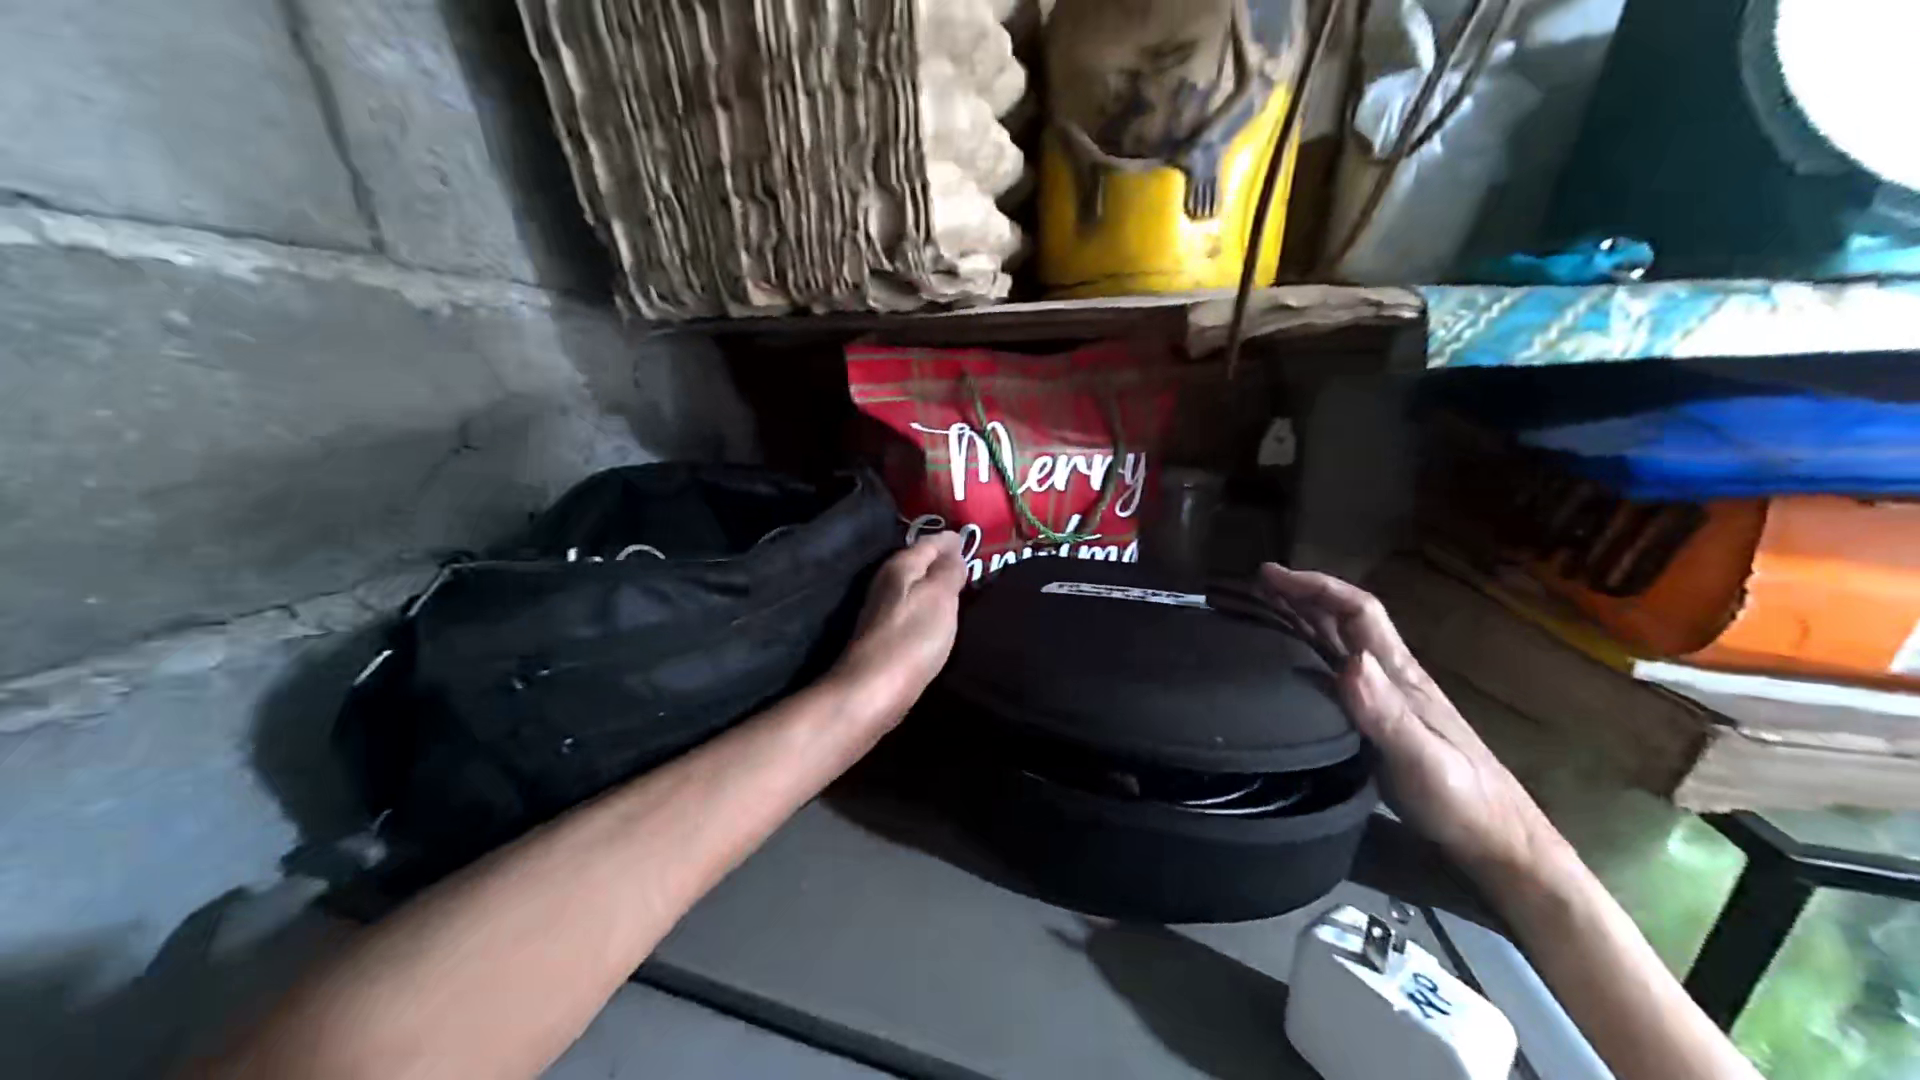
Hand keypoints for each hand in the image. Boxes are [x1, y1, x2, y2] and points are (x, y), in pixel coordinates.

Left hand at [830, 533, 966, 718]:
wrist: (871, 691)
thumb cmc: (911, 639)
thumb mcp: (939, 598)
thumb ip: (949, 571)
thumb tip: (954, 549)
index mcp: (901, 565)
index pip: (931, 541)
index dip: (953, 540)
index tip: (975, 539)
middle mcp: (888, 580)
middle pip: (921, 561)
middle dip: (945, 559)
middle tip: (975, 561)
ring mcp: (884, 608)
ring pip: (917, 585)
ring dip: (937, 583)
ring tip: (963, 586)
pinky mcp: (885, 632)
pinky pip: (914, 607)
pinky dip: (930, 604)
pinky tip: (942, 615)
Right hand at [1257, 563, 1561, 878]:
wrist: (1495, 844)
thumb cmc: (1463, 801)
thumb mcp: (1424, 761)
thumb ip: (1387, 714)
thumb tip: (1351, 662)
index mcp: (1398, 673)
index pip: (1356, 610)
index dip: (1315, 586)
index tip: (1270, 575)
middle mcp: (1385, 675)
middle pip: (1336, 619)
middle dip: (1293, 594)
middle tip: (1246, 586)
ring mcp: (1377, 697)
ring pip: (1328, 641)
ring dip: (1290, 618)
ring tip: (1249, 609)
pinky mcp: (1366, 720)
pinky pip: (1322, 671)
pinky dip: (1294, 652)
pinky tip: (1276, 660)